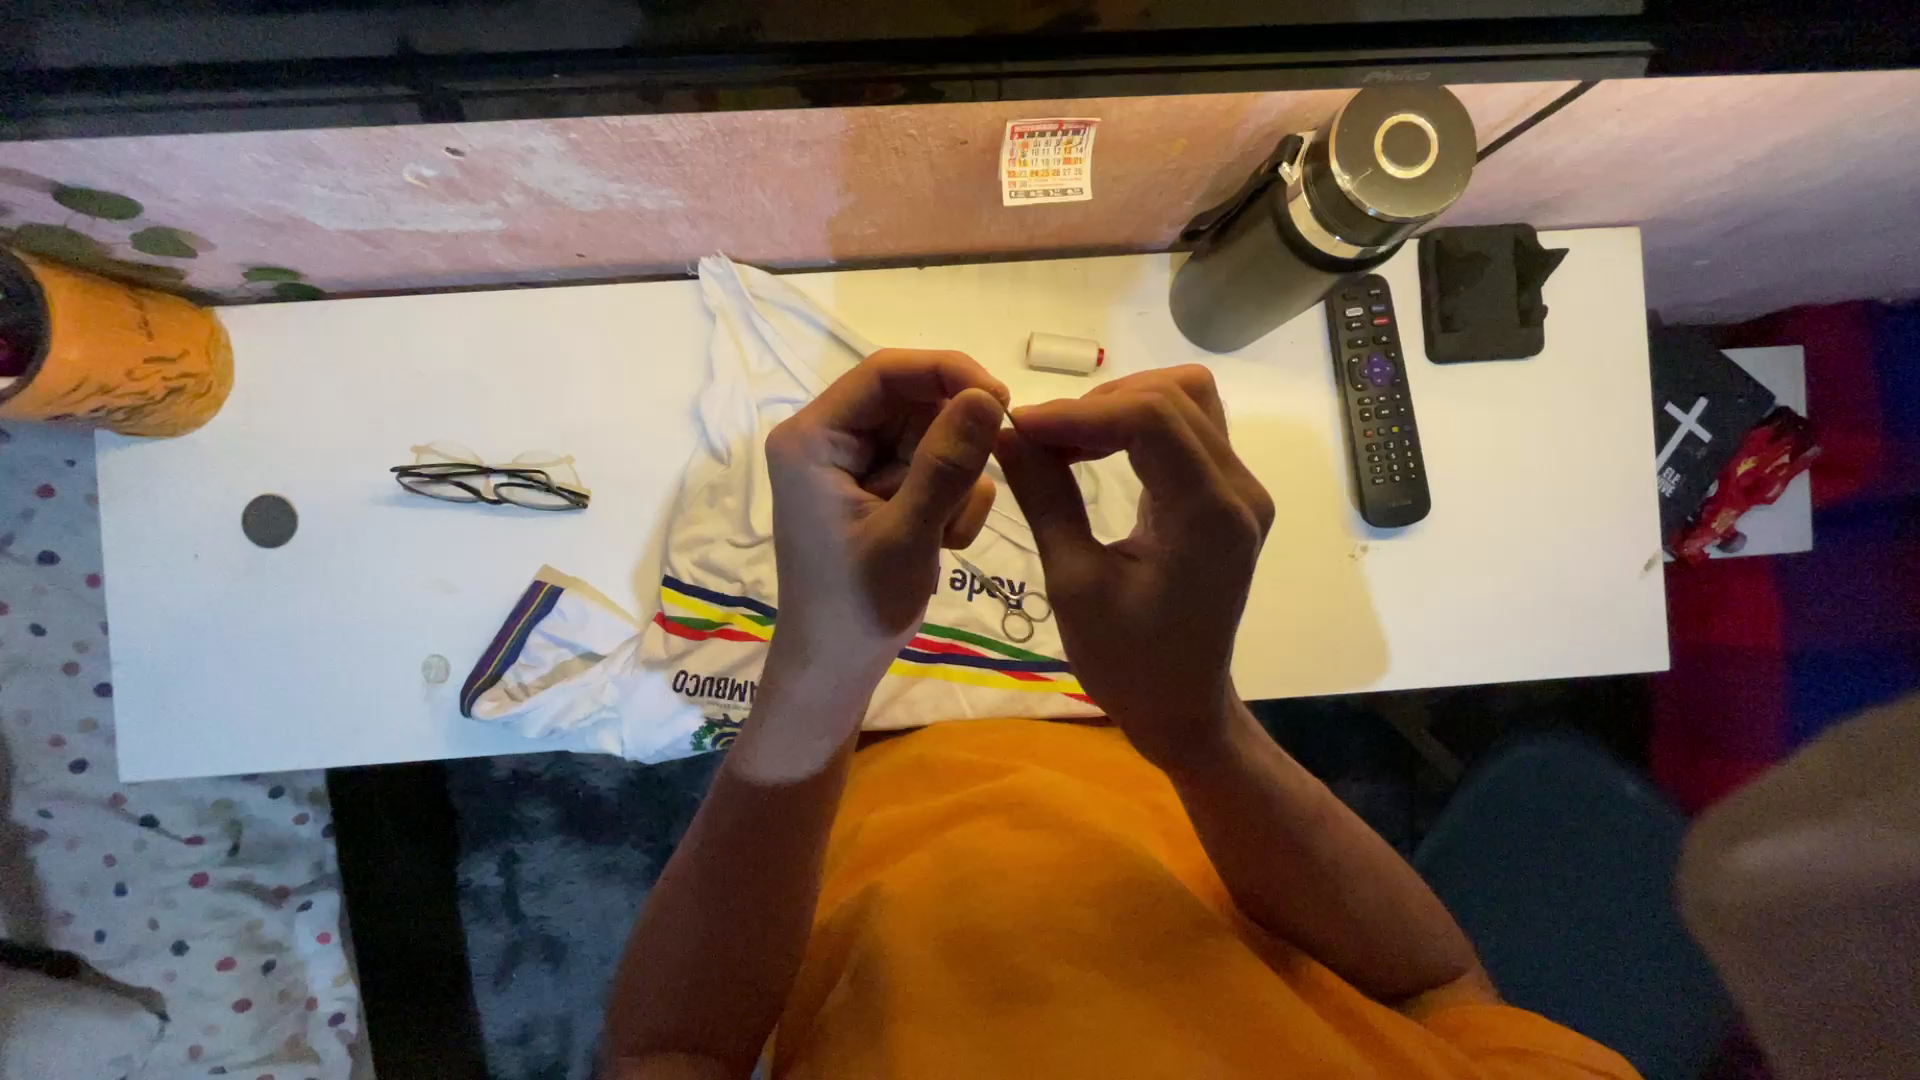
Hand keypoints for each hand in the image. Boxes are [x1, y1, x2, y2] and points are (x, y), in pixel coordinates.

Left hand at [761, 349, 1008, 699]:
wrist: (837, 666)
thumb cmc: (858, 607)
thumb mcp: (908, 535)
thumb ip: (947, 464)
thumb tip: (988, 395)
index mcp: (812, 439)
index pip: (884, 373)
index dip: (947, 373)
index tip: (1002, 399)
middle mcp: (830, 440)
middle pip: (913, 404)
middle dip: (953, 448)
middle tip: (963, 501)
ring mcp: (855, 466)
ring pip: (932, 437)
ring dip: (955, 483)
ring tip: (943, 537)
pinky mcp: (879, 490)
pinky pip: (932, 468)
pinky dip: (950, 501)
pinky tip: (940, 544)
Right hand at [995, 365, 1273, 772]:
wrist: (1182, 705)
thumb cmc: (1127, 662)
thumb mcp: (1073, 583)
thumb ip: (1044, 498)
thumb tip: (1006, 434)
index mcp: (1208, 516)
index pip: (1151, 418)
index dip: (1079, 411)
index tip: (1020, 427)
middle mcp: (1239, 491)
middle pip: (1174, 395)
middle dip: (1098, 404)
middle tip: (1039, 439)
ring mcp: (1240, 491)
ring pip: (1187, 400)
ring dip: (1121, 407)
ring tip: (1065, 441)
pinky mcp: (1227, 496)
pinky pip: (1188, 429)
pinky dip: (1136, 426)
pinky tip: (1093, 450)